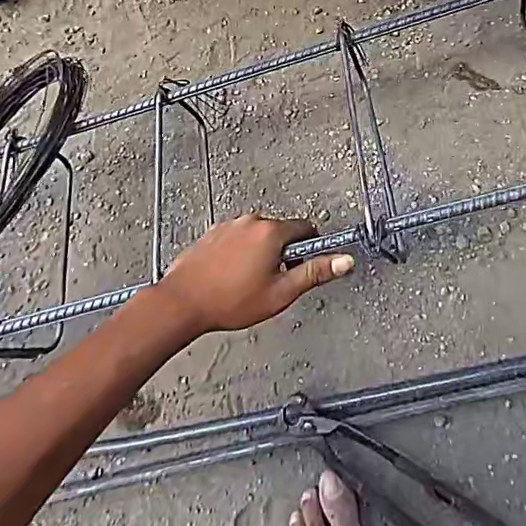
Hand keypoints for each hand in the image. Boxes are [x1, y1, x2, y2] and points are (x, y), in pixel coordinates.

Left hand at [151, 213, 354, 334]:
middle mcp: (252, 222)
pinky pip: (237, 240)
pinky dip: (239, 254)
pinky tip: (231, 277)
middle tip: (272, 282)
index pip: (306, 229)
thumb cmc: (228, 301)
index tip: (303, 266)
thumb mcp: (280, 293)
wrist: (182, 303)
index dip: (310, 249)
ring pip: (258, 237)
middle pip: (282, 232)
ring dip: (260, 254)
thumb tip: (343, 261)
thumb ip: (315, 273)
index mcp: (272, 232)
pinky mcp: (213, 234)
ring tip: (247, 283)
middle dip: (283, 254)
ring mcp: (230, 226)